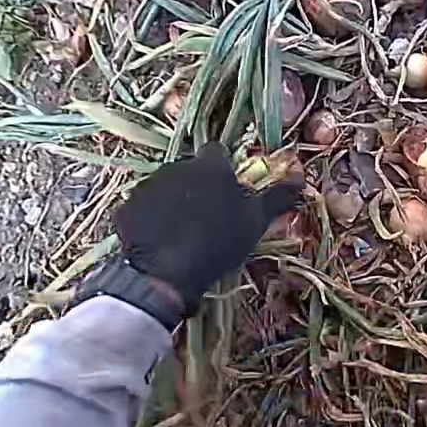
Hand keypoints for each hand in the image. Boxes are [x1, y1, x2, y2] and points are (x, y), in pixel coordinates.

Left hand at [114, 144, 303, 313]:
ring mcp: (147, 185)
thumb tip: (300, 178)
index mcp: (210, 166)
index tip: (228, 191)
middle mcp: (176, 166)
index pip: (218, 153)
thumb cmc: (218, 241)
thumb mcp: (255, 221)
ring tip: (183, 230)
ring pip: (166, 187)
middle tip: (208, 215)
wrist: (166, 273)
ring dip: (174, 200)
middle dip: (198, 185)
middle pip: (191, 170)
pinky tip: (160, 239)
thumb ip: (277, 197)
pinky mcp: (126, 206)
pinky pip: (143, 207)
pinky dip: (151, 218)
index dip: (224, 171)